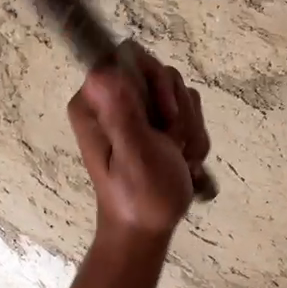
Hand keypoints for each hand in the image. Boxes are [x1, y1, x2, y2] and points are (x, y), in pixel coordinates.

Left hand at [67, 43, 210, 240]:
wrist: (149, 230)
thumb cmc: (140, 198)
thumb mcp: (135, 156)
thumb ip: (122, 114)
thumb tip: (104, 71)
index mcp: (94, 102)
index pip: (129, 57)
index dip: (155, 82)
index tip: (165, 117)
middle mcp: (111, 99)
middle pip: (160, 73)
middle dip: (177, 112)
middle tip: (173, 146)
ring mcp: (136, 110)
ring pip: (178, 93)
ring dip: (188, 128)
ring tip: (179, 159)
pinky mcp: (155, 123)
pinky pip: (188, 110)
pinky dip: (192, 138)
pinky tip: (183, 161)